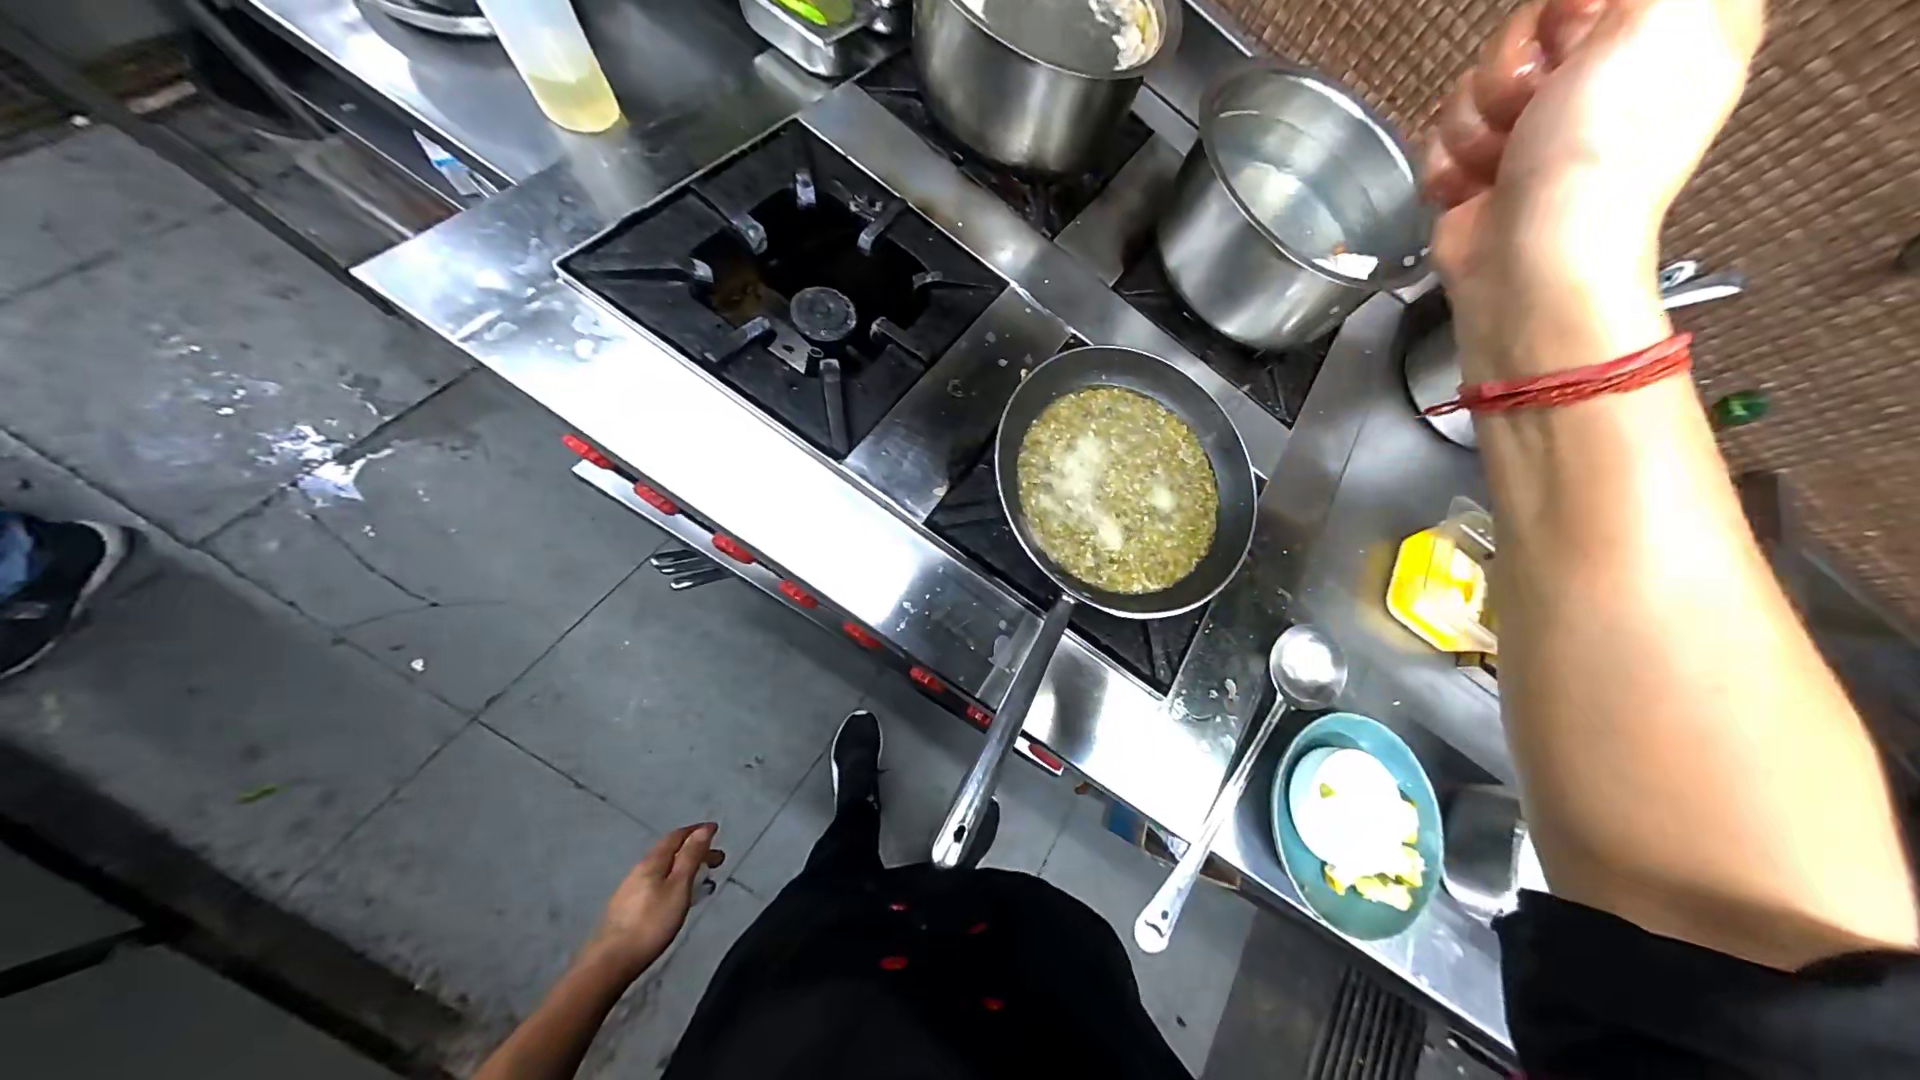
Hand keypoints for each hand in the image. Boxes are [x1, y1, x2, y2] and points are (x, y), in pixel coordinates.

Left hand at [577, 823, 722, 981]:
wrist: (609, 963)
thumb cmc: (651, 923)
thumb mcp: (678, 887)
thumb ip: (691, 857)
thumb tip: (703, 829)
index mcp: (653, 862)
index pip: (676, 836)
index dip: (696, 831)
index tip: (715, 830)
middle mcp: (639, 871)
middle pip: (670, 852)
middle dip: (694, 850)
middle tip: (717, 860)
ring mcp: (629, 891)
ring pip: (662, 869)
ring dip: (684, 867)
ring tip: (701, 878)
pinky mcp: (625, 910)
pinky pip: (655, 884)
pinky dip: (672, 881)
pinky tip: (675, 898)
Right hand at [1421, 0, 1764, 378]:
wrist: (1529, 256)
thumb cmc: (1597, 151)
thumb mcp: (1657, 17)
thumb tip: (1586, 0)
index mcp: (1664, 29)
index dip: (1572, 8)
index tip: (1581, 39)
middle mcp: (1597, 77)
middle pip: (1524, 30)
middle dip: (1511, 71)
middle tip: (1536, 108)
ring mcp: (1532, 128)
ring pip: (1471, 87)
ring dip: (1475, 126)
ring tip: (1502, 161)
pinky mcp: (1478, 168)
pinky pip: (1441, 138)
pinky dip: (1449, 165)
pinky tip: (1474, 186)